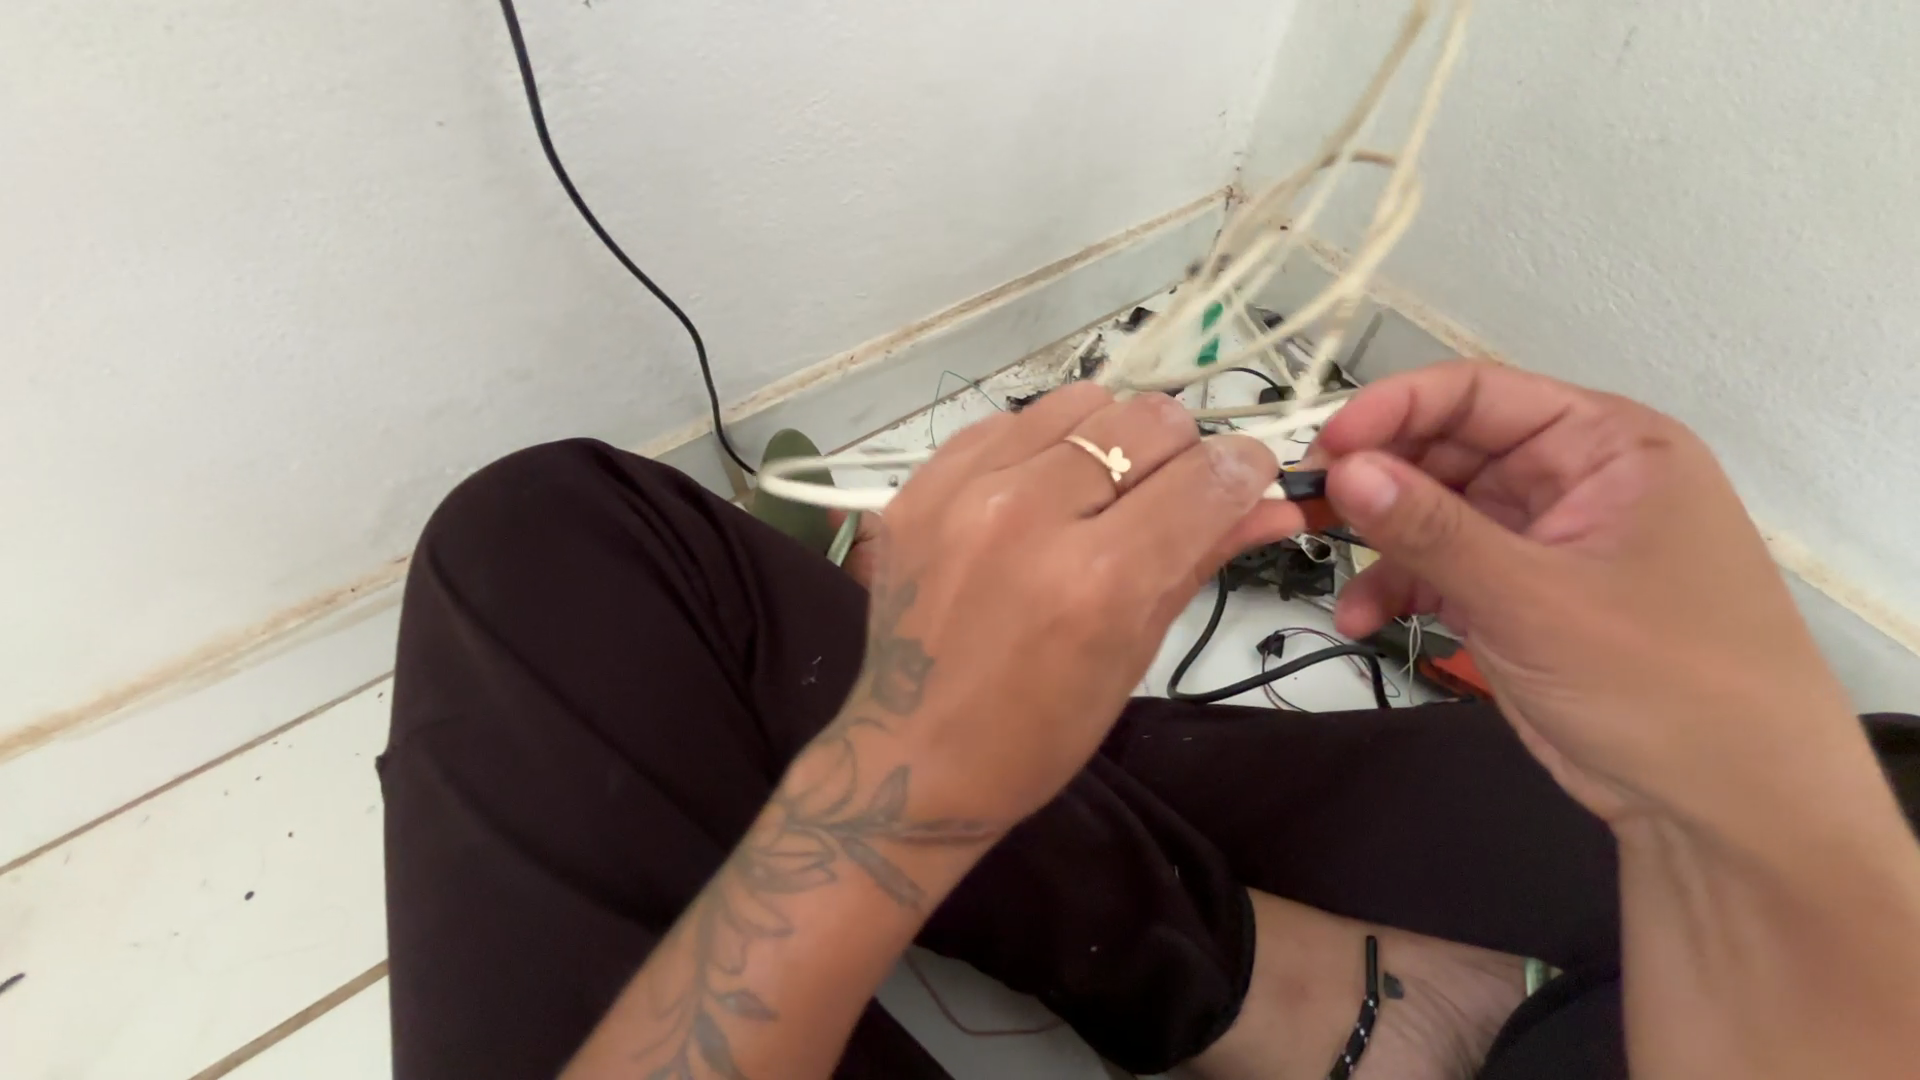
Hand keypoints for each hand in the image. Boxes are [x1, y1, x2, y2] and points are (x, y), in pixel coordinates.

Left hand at [844, 382, 1298, 824]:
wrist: (913, 753)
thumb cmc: (1038, 732)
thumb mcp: (1133, 654)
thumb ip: (1201, 559)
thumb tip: (1275, 502)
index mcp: (1096, 579)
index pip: (1207, 476)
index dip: (1244, 473)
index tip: (1245, 482)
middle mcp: (1028, 515)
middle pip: (1148, 420)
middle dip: (1181, 453)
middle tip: (1166, 498)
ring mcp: (962, 492)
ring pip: (1080, 403)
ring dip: (1110, 438)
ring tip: (1097, 491)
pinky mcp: (919, 488)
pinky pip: (1006, 422)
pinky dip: (1040, 446)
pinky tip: (1035, 491)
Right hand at [1312, 360, 1863, 828]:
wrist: (1721, 809)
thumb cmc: (1665, 684)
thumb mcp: (1533, 597)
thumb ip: (1430, 530)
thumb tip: (1344, 470)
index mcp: (1602, 447)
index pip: (1477, 394)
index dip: (1393, 410)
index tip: (1325, 447)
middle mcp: (1563, 480)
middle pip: (1439, 452)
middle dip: (1370, 482)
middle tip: (1302, 510)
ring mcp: (1529, 539)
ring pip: (1423, 513)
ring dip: (1372, 545)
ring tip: (1326, 572)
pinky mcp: (1504, 592)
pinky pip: (1429, 569)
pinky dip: (1391, 591)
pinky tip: (1361, 621)